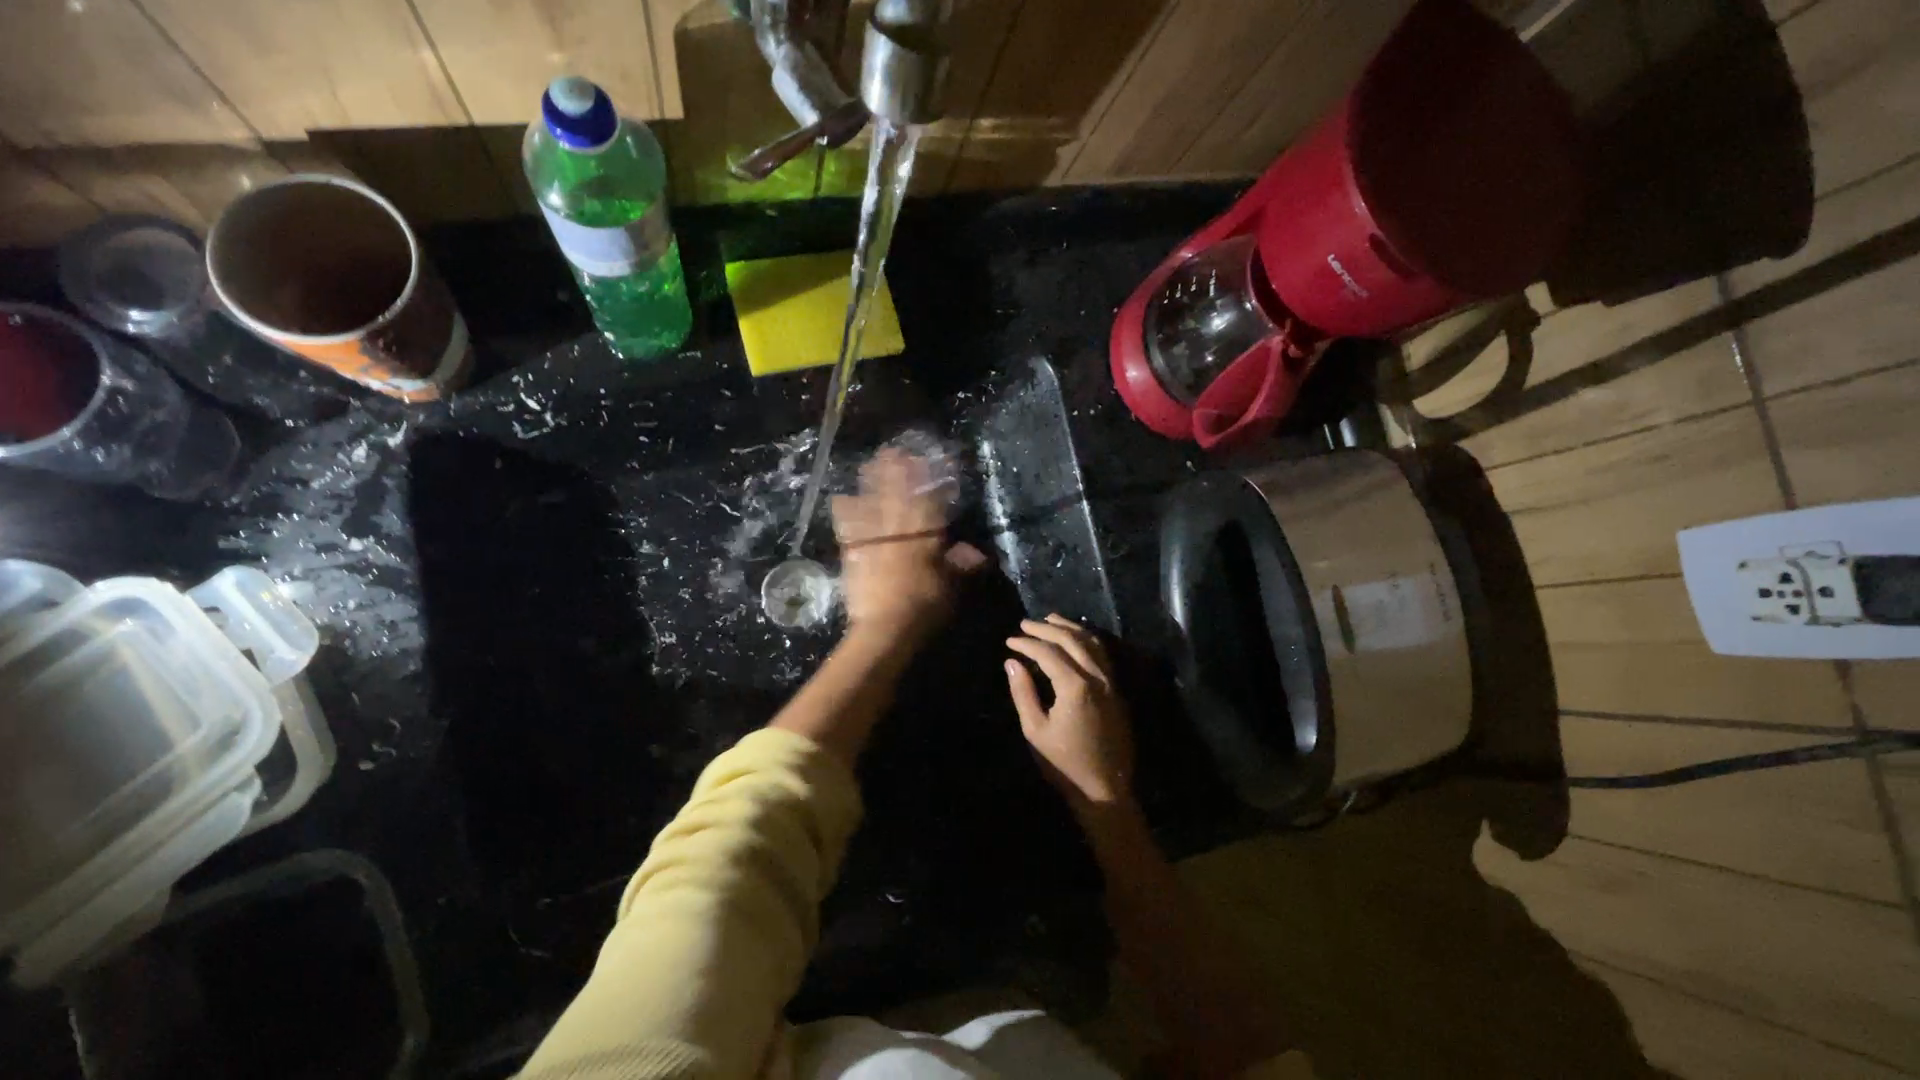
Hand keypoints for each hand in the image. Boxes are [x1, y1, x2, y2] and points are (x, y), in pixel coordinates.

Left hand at [832, 447, 984, 643]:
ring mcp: (872, 539)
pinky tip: (842, 499)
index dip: (930, 478)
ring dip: (871, 482)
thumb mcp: (952, 587)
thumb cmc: (924, 608)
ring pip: (872, 503)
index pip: (929, 499)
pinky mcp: (853, 553)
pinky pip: (850, 526)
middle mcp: (897, 530)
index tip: (930, 459)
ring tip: (870, 463)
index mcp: (924, 535)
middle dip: (896, 471)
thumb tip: (976, 553)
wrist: (885, 629)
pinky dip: (847, 511)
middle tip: (893, 450)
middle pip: (896, 493)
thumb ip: (962, 566)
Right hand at [1005, 615, 1134, 809]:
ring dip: (1070, 628)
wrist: (1105, 788)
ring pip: (1092, 643)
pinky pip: (1102, 655)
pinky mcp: (1117, 690)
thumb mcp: (1035, 730)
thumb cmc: (1064, 764)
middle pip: (1071, 640)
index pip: (1048, 652)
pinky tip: (1075, 639)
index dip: (1027, 643)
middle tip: (1025, 623)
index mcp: (1075, 686)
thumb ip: (1023, 693)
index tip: (1010, 640)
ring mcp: (1111, 682)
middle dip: (1047, 628)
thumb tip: (1012, 663)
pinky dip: (1086, 641)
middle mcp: (1097, 677)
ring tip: (1050, 620)